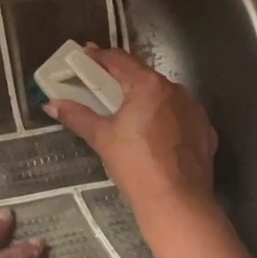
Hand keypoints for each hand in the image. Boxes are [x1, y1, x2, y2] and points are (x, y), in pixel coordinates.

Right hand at [45, 44, 216, 211]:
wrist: (178, 202)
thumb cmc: (135, 164)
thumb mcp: (101, 137)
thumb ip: (76, 115)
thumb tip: (51, 104)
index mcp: (148, 85)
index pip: (120, 60)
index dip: (99, 56)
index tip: (85, 55)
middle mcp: (176, 91)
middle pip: (143, 76)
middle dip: (121, 78)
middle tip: (101, 86)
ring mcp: (195, 111)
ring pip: (164, 96)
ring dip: (145, 98)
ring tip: (127, 112)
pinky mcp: (206, 132)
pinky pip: (180, 116)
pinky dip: (165, 118)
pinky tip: (153, 134)